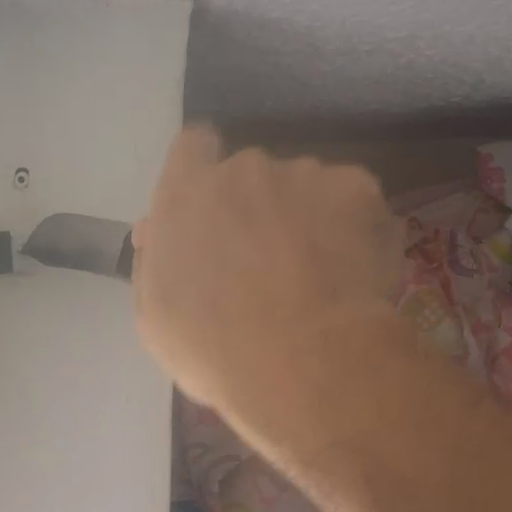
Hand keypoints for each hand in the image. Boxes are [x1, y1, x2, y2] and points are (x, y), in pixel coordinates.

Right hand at [132, 126, 404, 427]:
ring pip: (301, 189)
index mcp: (186, 196)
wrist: (303, 362)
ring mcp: (305, 174)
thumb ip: (153, 262)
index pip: (192, 149)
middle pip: (248, 176)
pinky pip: (348, 204)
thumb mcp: (155, 317)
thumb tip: (155, 231)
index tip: (209, 211)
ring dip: (301, 220)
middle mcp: (244, 169)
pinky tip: (346, 275)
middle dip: (253, 209)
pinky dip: (347, 231)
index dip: (202, 173)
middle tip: (261, 265)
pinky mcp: (358, 190)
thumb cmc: (212, 349)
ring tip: (310, 278)